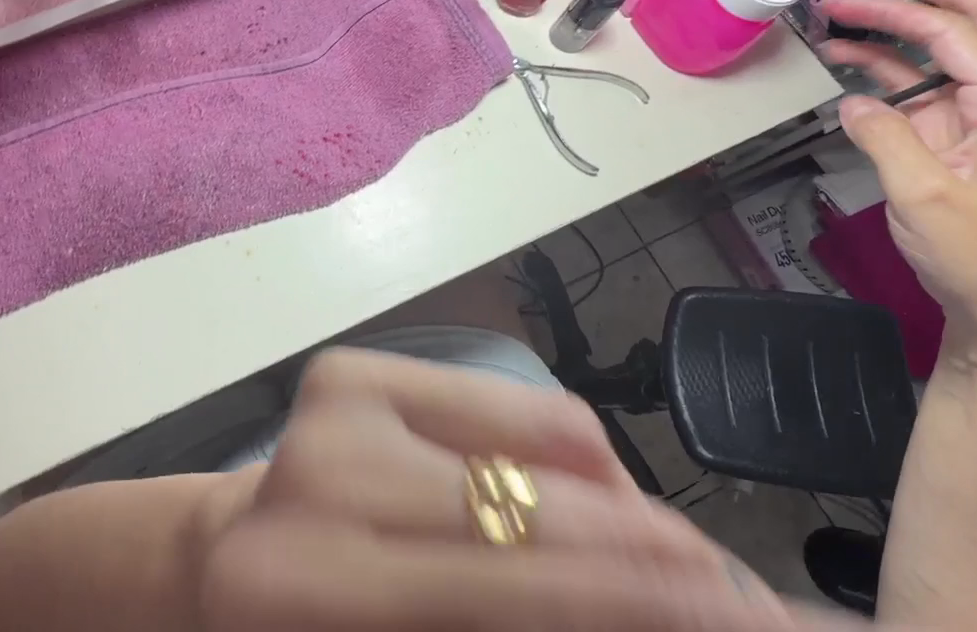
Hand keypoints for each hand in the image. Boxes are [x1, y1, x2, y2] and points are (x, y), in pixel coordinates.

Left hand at [194, 349, 852, 631]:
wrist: (227, 564)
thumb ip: (523, 612)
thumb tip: (652, 593)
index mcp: (320, 589)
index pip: (523, 586)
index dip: (646, 601)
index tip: (749, 619)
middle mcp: (323, 479)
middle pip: (540, 506)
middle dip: (658, 554)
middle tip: (741, 592)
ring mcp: (335, 408)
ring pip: (539, 436)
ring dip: (623, 501)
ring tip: (674, 554)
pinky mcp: (350, 369)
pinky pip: (505, 400)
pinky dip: (568, 449)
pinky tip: (594, 496)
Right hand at [818, 0, 976, 365]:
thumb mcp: (925, 197)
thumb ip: (886, 137)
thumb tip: (854, 103)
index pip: (963, 35)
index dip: (909, 4)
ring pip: (949, 53)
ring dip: (897, 33)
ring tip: (838, 22)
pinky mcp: (962, 139)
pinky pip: (925, 90)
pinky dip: (888, 72)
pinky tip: (849, 68)